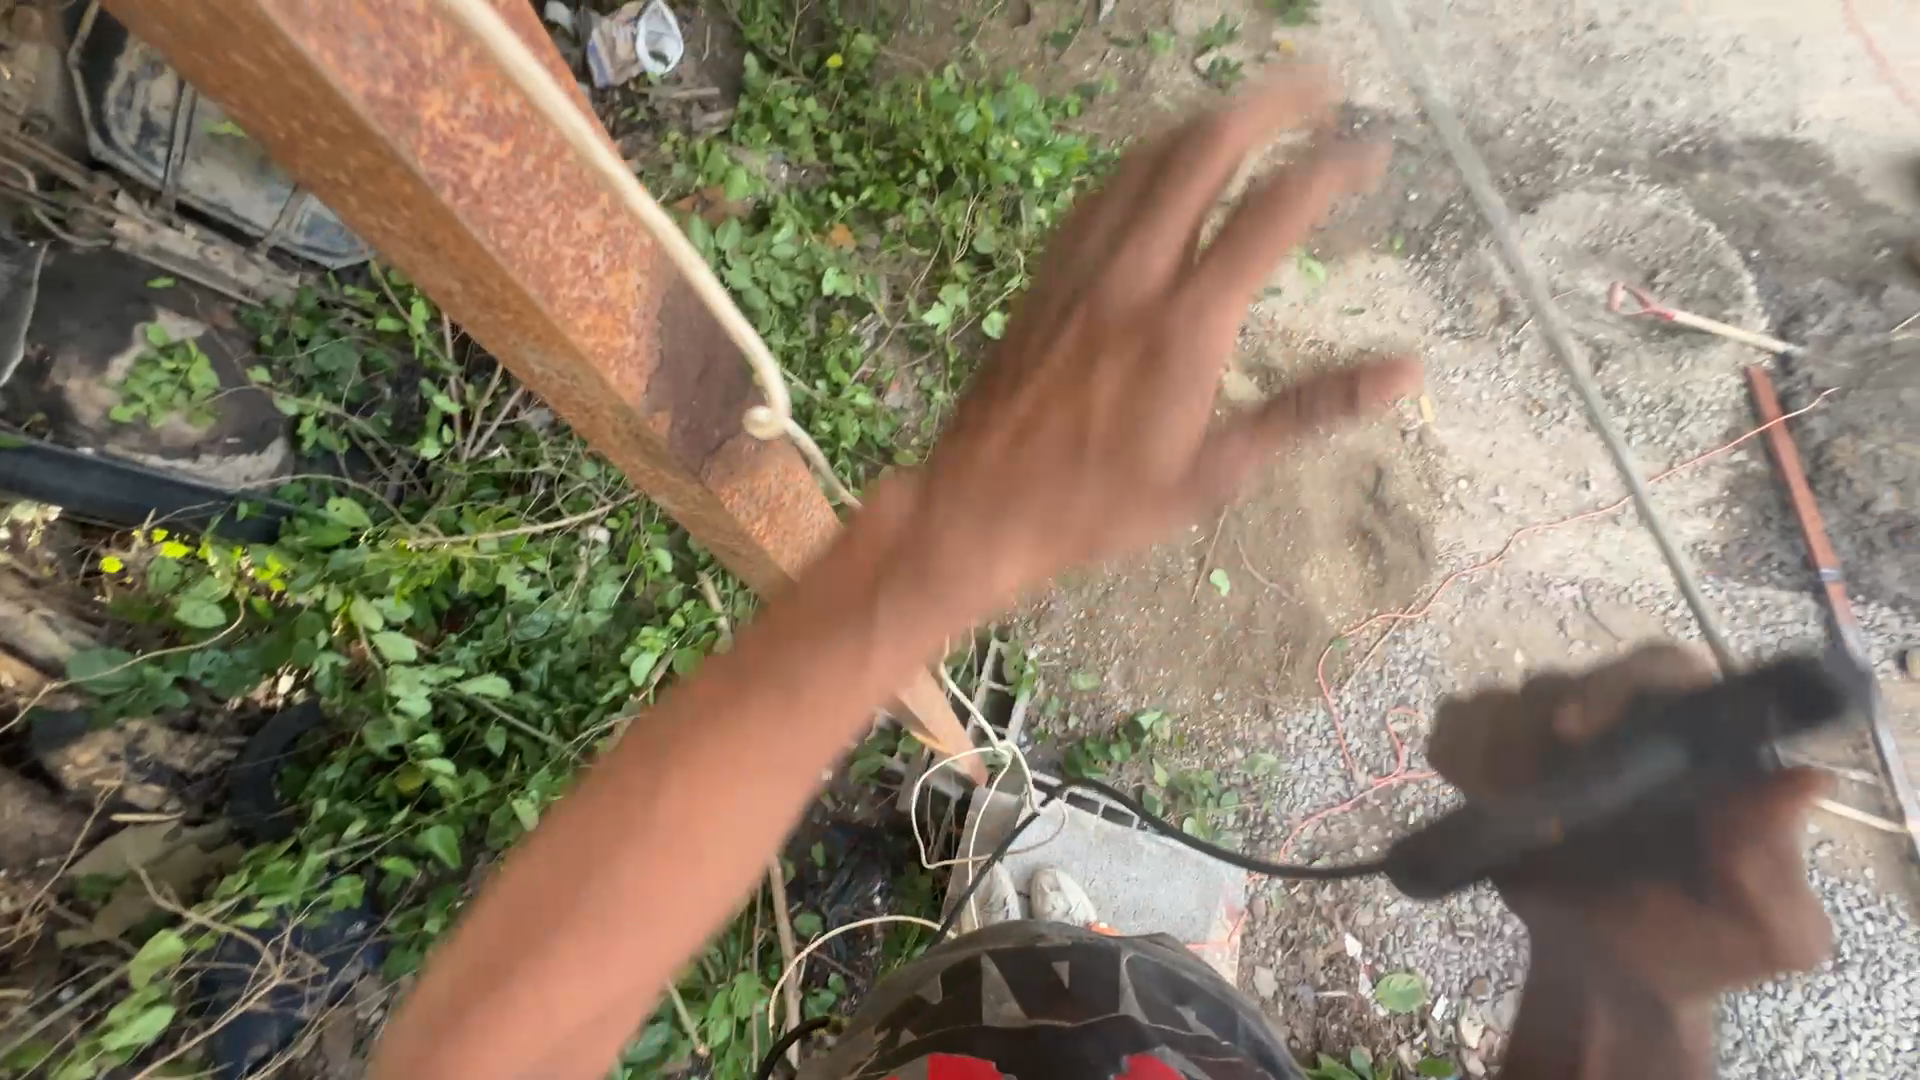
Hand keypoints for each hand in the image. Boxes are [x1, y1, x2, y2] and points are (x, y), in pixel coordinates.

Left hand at [891, 71, 1420, 615]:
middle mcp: (1131, 278)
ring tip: (1248, 115)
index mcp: (1184, 327)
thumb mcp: (1210, 475)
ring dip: (1203, 123)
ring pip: (1143, 162)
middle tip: (1317, 89)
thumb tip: (1406, 372)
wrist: (981, 504)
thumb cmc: (1098, 505)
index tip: (1370, 152)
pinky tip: (1156, 170)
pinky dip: (1139, 164)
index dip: (1332, 169)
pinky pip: (1095, 196)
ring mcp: (1078, 272)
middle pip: (1203, 152)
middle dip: (1269, 105)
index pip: (1273, 214)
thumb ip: (1305, 411)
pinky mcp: (1043, 279)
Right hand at [1429, 644, 1833, 1004]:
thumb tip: (1803, 778)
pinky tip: (1471, 792)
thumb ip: (1770, 857)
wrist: (1606, 971)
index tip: (1570, 732)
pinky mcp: (1491, 755)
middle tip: (1524, 791)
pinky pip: (1453, 720)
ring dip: (1486, 748)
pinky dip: (1451, 750)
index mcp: (1696, 750)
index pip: (1659, 670)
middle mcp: (1621, 730)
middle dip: (1527, 732)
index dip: (1612, 682)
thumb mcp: (1765, 925)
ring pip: (1496, 697)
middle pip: (1558, 680)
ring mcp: (1548, 740)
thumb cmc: (1695, 945)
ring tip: (1499, 802)